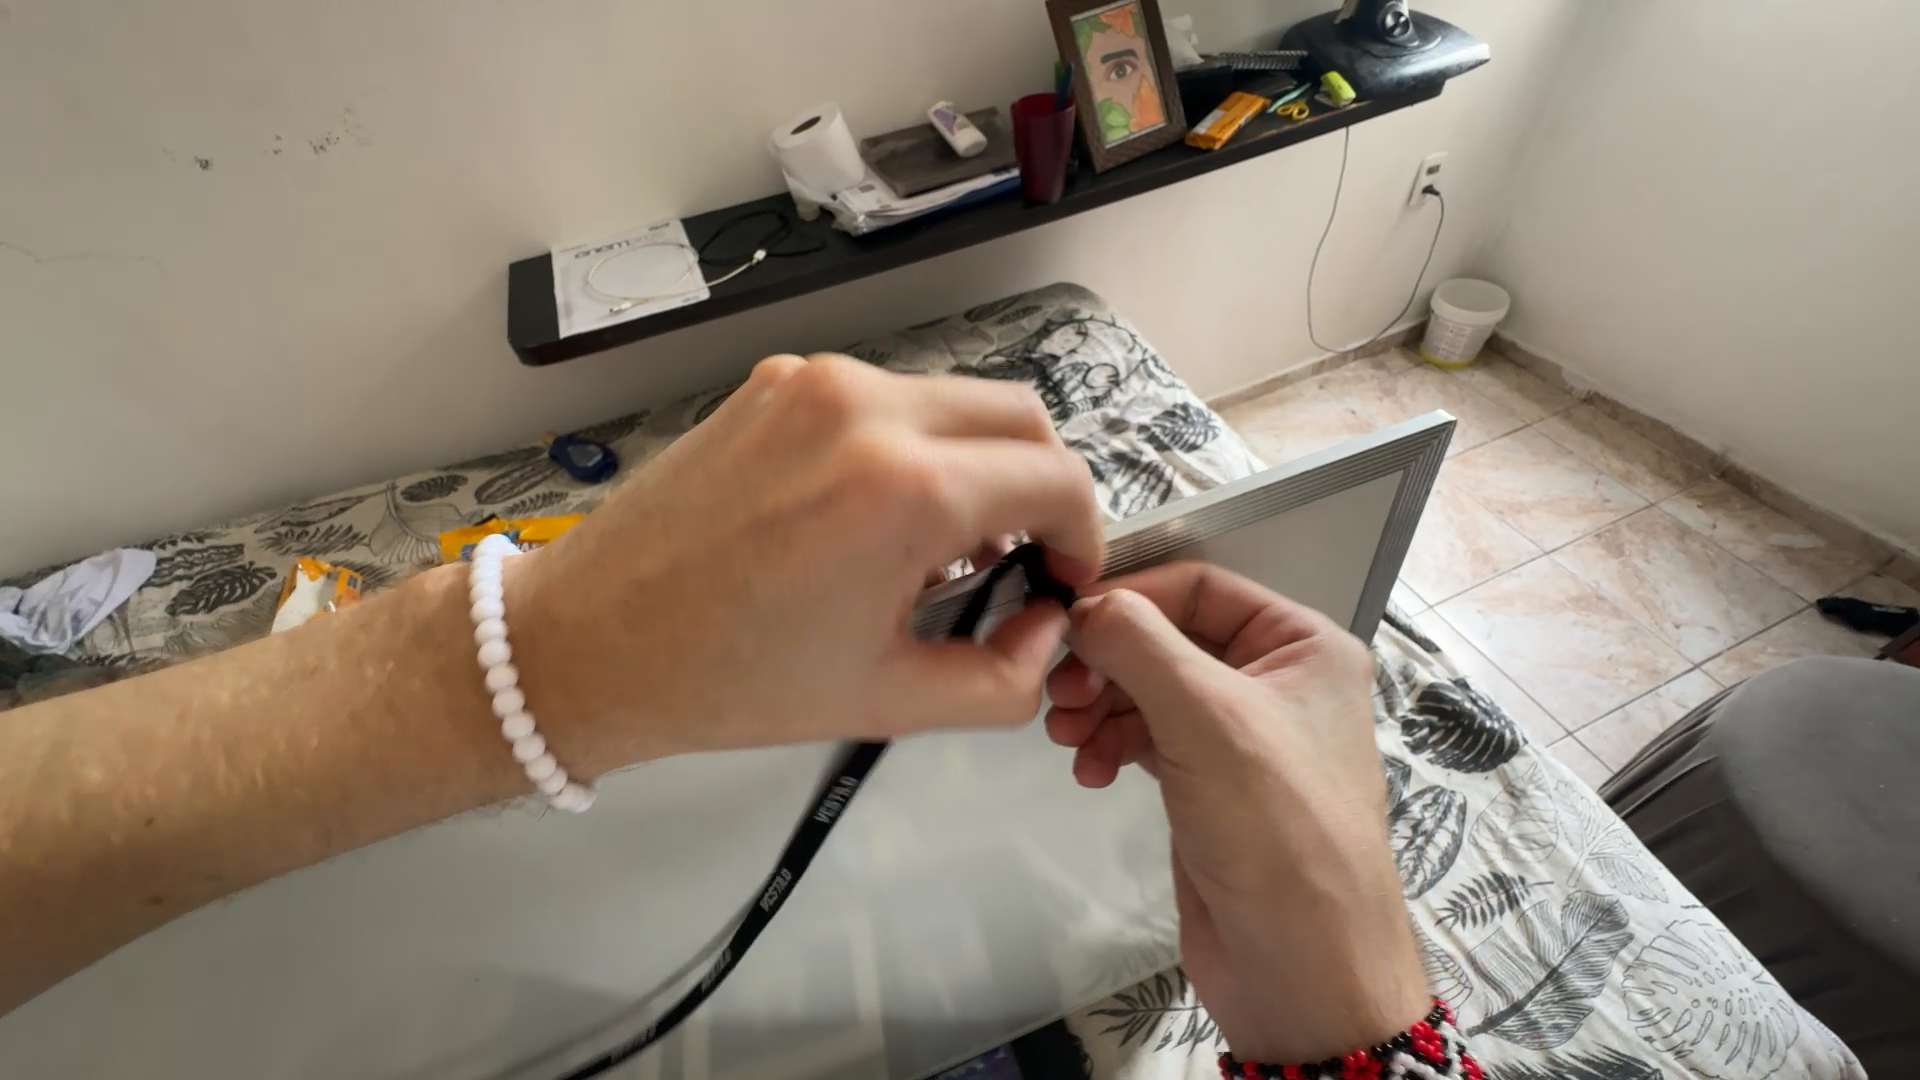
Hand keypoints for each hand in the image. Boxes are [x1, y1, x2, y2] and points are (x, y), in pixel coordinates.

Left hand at [506, 354, 1103, 774]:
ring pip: (958, 400)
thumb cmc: (732, 681)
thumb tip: (1047, 625)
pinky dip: (918, 445)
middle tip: (1023, 553)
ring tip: (947, 539)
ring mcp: (818, 379)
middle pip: (1021, 416)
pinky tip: (880, 509)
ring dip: (981, 463)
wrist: (587, 639)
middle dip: (1045, 485)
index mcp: (904, 489)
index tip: (1062, 575)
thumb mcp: (891, 700)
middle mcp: (868, 407)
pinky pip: (891, 398)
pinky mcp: (781, 380)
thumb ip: (1006, 677)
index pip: (1057, 478)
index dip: (1083, 532)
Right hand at [1045, 563, 1428, 1063]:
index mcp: (1300, 646)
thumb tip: (1082, 606)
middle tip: (1063, 694)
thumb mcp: (1205, 715)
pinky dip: (1110, 744)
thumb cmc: (1278, 832)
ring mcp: (1236, 732)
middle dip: (1106, 664)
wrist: (1300, 971)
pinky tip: (1090, 770)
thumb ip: (1137, 643)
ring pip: (1146, 688)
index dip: (1131, 597)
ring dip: (1099, 706)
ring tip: (1068, 737)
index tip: (1070, 619)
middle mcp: (1271, 679)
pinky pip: (1143, 735)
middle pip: (1164, 639)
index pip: (1199, 586)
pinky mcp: (1205, 777)